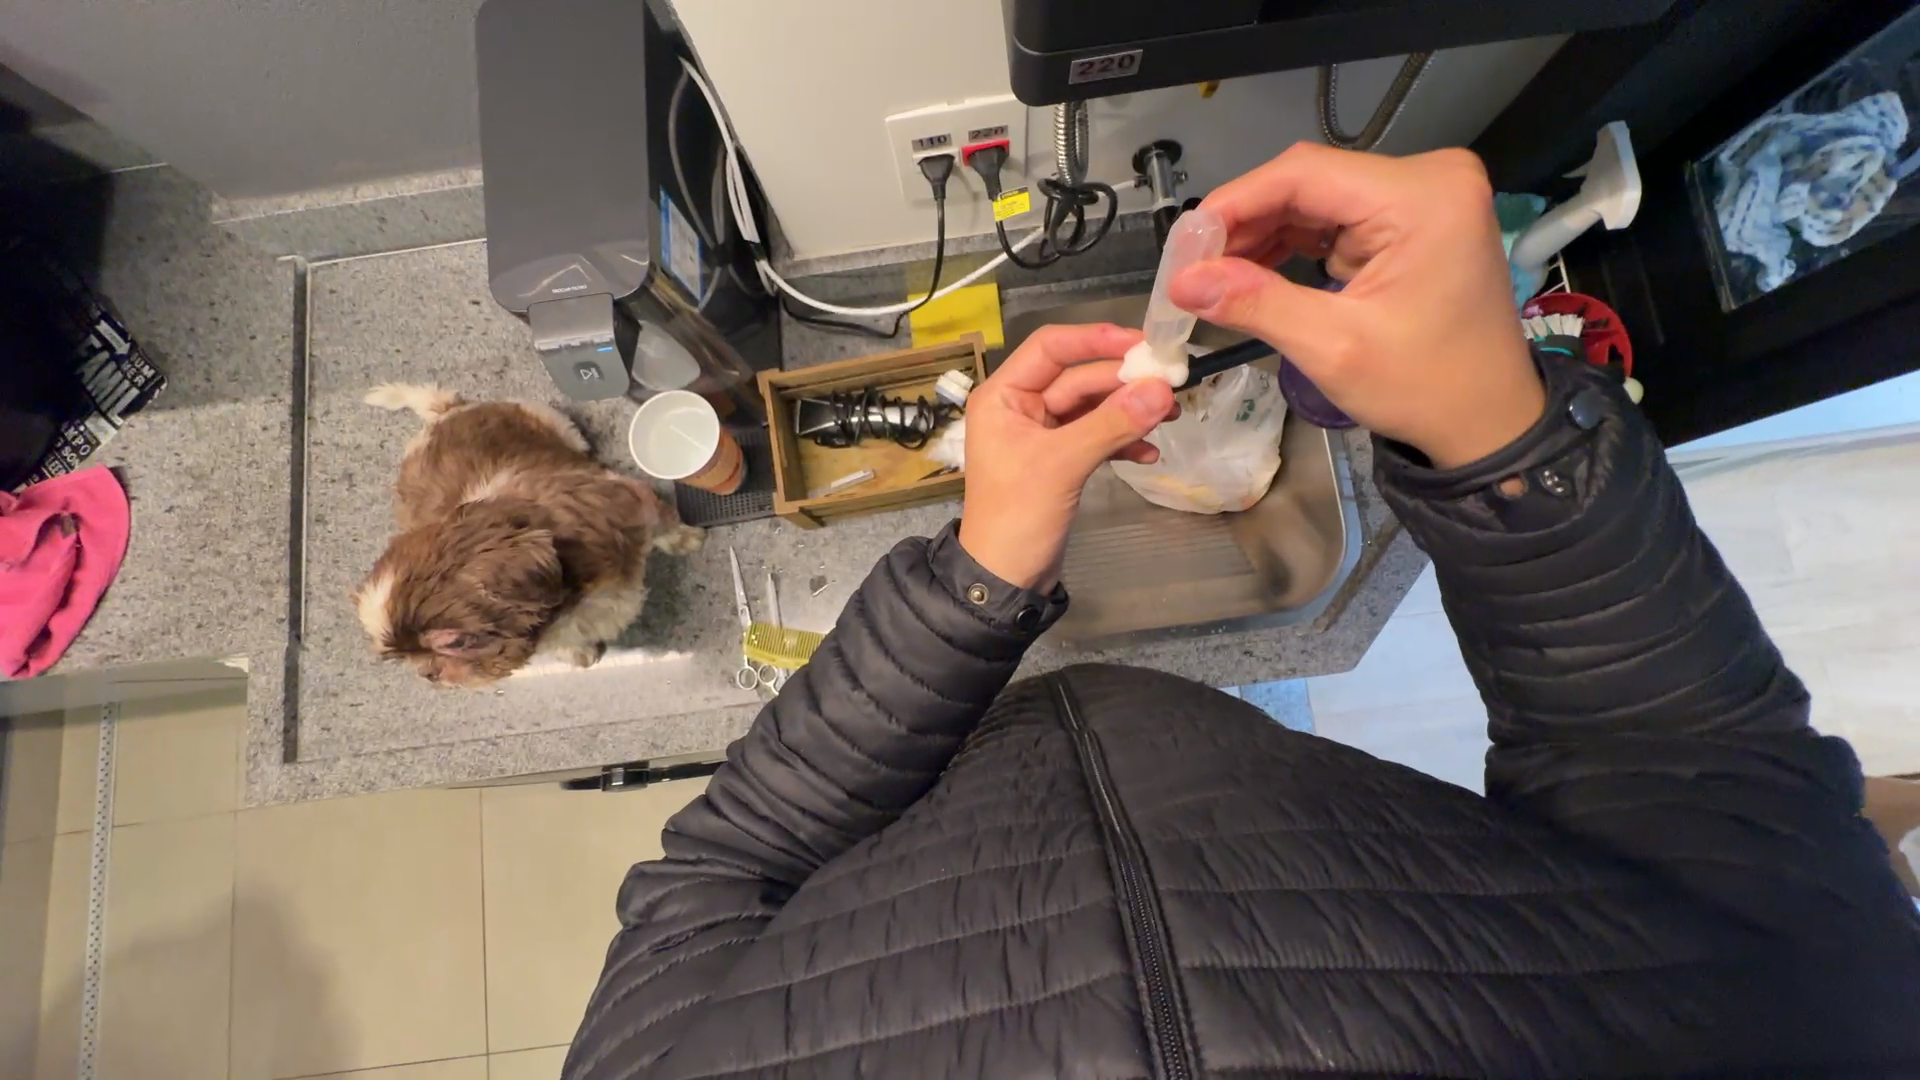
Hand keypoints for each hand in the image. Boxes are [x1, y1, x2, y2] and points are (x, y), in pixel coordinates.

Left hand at [959, 324, 1176, 590]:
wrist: (1005, 576)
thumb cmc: (1018, 516)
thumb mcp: (1062, 465)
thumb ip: (1110, 424)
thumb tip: (1162, 390)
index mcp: (1003, 396)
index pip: (1050, 347)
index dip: (1096, 339)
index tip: (1143, 343)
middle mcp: (1020, 408)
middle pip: (1079, 378)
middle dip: (1124, 383)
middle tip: (1173, 386)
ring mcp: (1041, 435)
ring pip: (1092, 408)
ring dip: (1129, 411)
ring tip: (1171, 417)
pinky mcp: (1060, 460)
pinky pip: (1096, 437)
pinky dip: (1122, 441)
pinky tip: (1149, 453)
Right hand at [1169, 144, 1545, 468]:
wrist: (1484, 418)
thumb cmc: (1422, 386)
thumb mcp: (1332, 347)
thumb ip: (1255, 305)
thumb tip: (1182, 283)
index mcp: (1420, 196)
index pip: (1303, 173)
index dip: (1233, 204)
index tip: (1182, 246)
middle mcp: (1424, 180)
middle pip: (1306, 181)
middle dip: (1242, 223)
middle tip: (1189, 268)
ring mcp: (1417, 200)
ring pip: (1312, 200)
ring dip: (1258, 236)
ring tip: (1210, 275)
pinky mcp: (1405, 224)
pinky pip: (1329, 222)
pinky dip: (1285, 246)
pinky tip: (1249, 273)